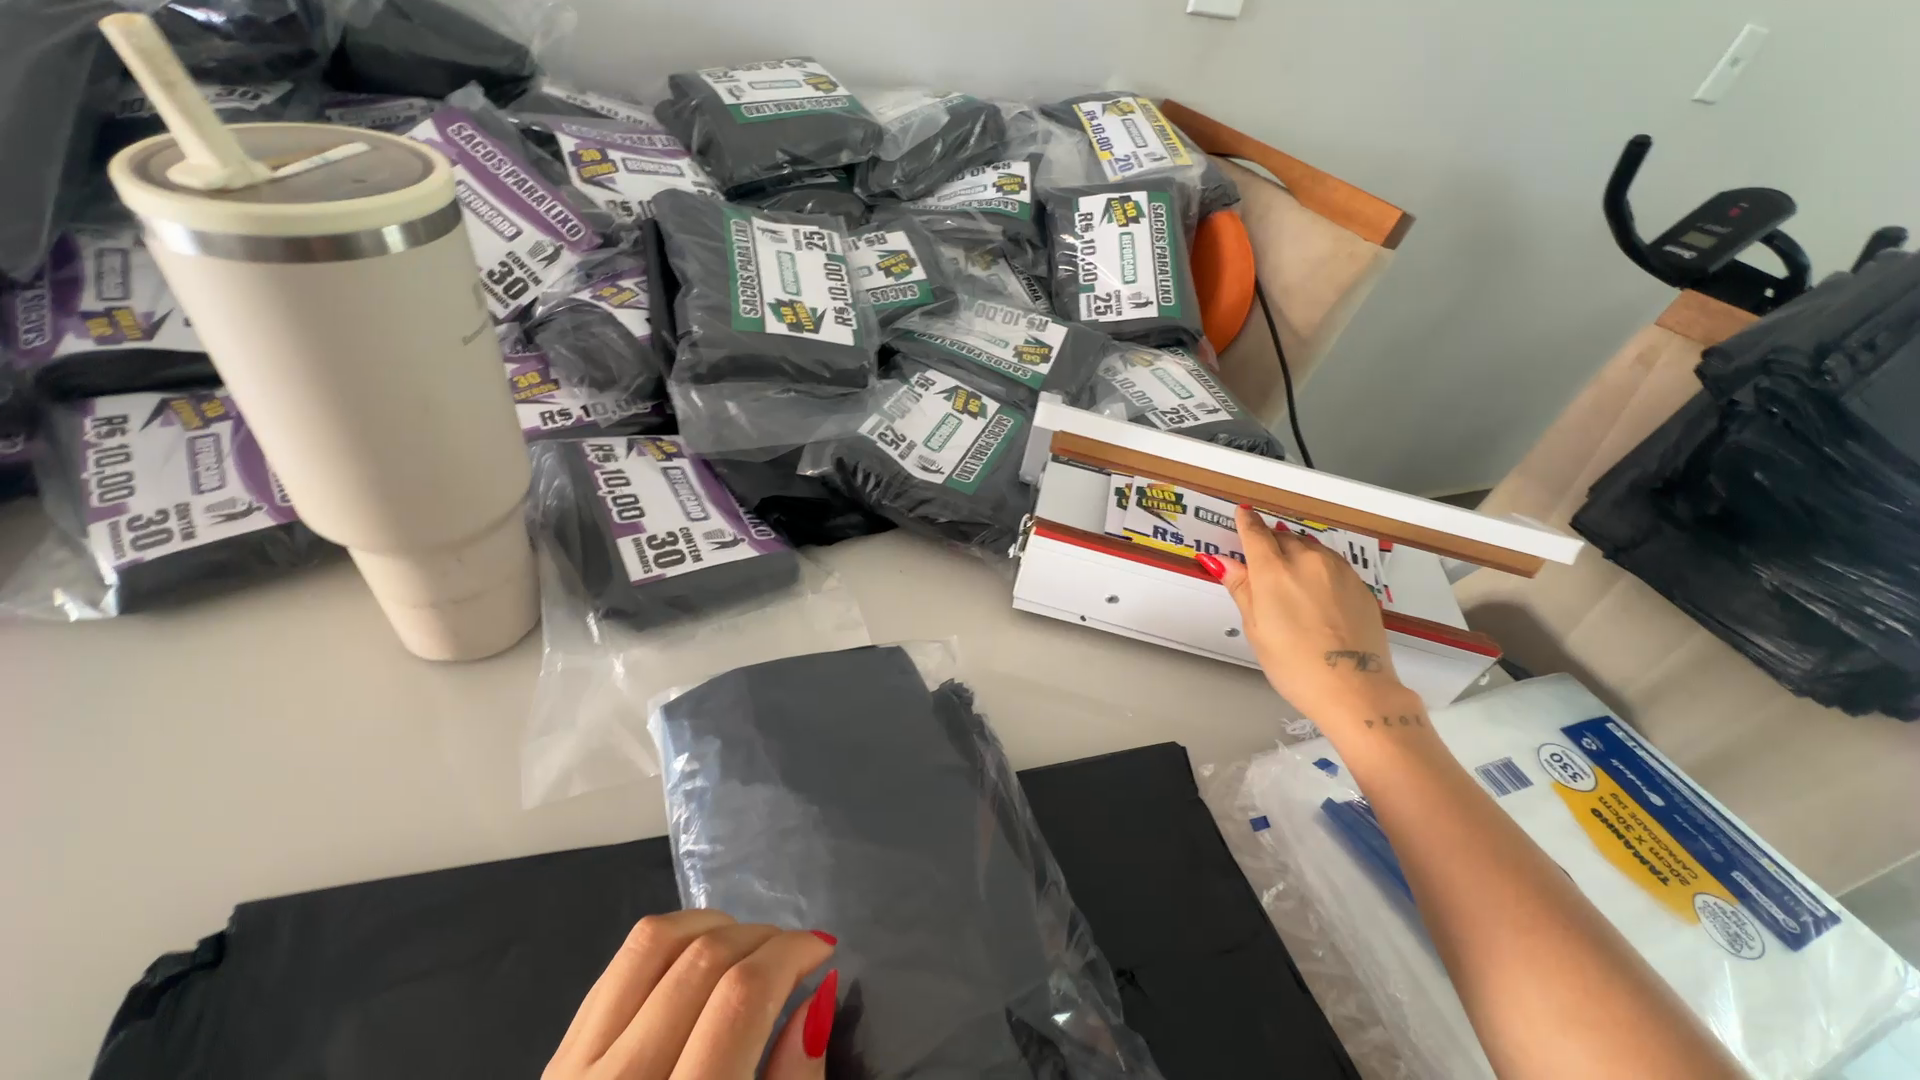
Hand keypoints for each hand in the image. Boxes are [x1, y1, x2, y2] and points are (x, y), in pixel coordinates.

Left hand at [545, 910, 838, 1079]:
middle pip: (703, 961)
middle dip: (764, 937)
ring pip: (654, 943)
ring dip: (715, 926)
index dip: (791, 955)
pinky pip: (618, 966)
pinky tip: (699, 955)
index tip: (823, 952)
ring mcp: (574, 1071)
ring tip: (752, 944)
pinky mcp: (555, 1062)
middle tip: (796, 952)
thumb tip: (817, 998)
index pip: (741, 996)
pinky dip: (670, 939)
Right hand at [1198, 505, 1418, 729]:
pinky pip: (1332, 563)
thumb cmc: (1296, 666)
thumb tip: (1224, 563)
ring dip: (1296, 553)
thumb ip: (1242, 589)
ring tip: (1288, 575)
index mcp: (1274, 571)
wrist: (1355, 688)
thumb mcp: (1256, 629)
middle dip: (1270, 543)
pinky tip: (1314, 590)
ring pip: (1310, 548)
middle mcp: (1307, 561)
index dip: (1246, 522)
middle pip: (1283, 538)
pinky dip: (1318, 567)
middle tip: (1261, 560)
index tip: (1242, 514)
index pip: (1256, 533)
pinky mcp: (1360, 585)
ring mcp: (1338, 571)